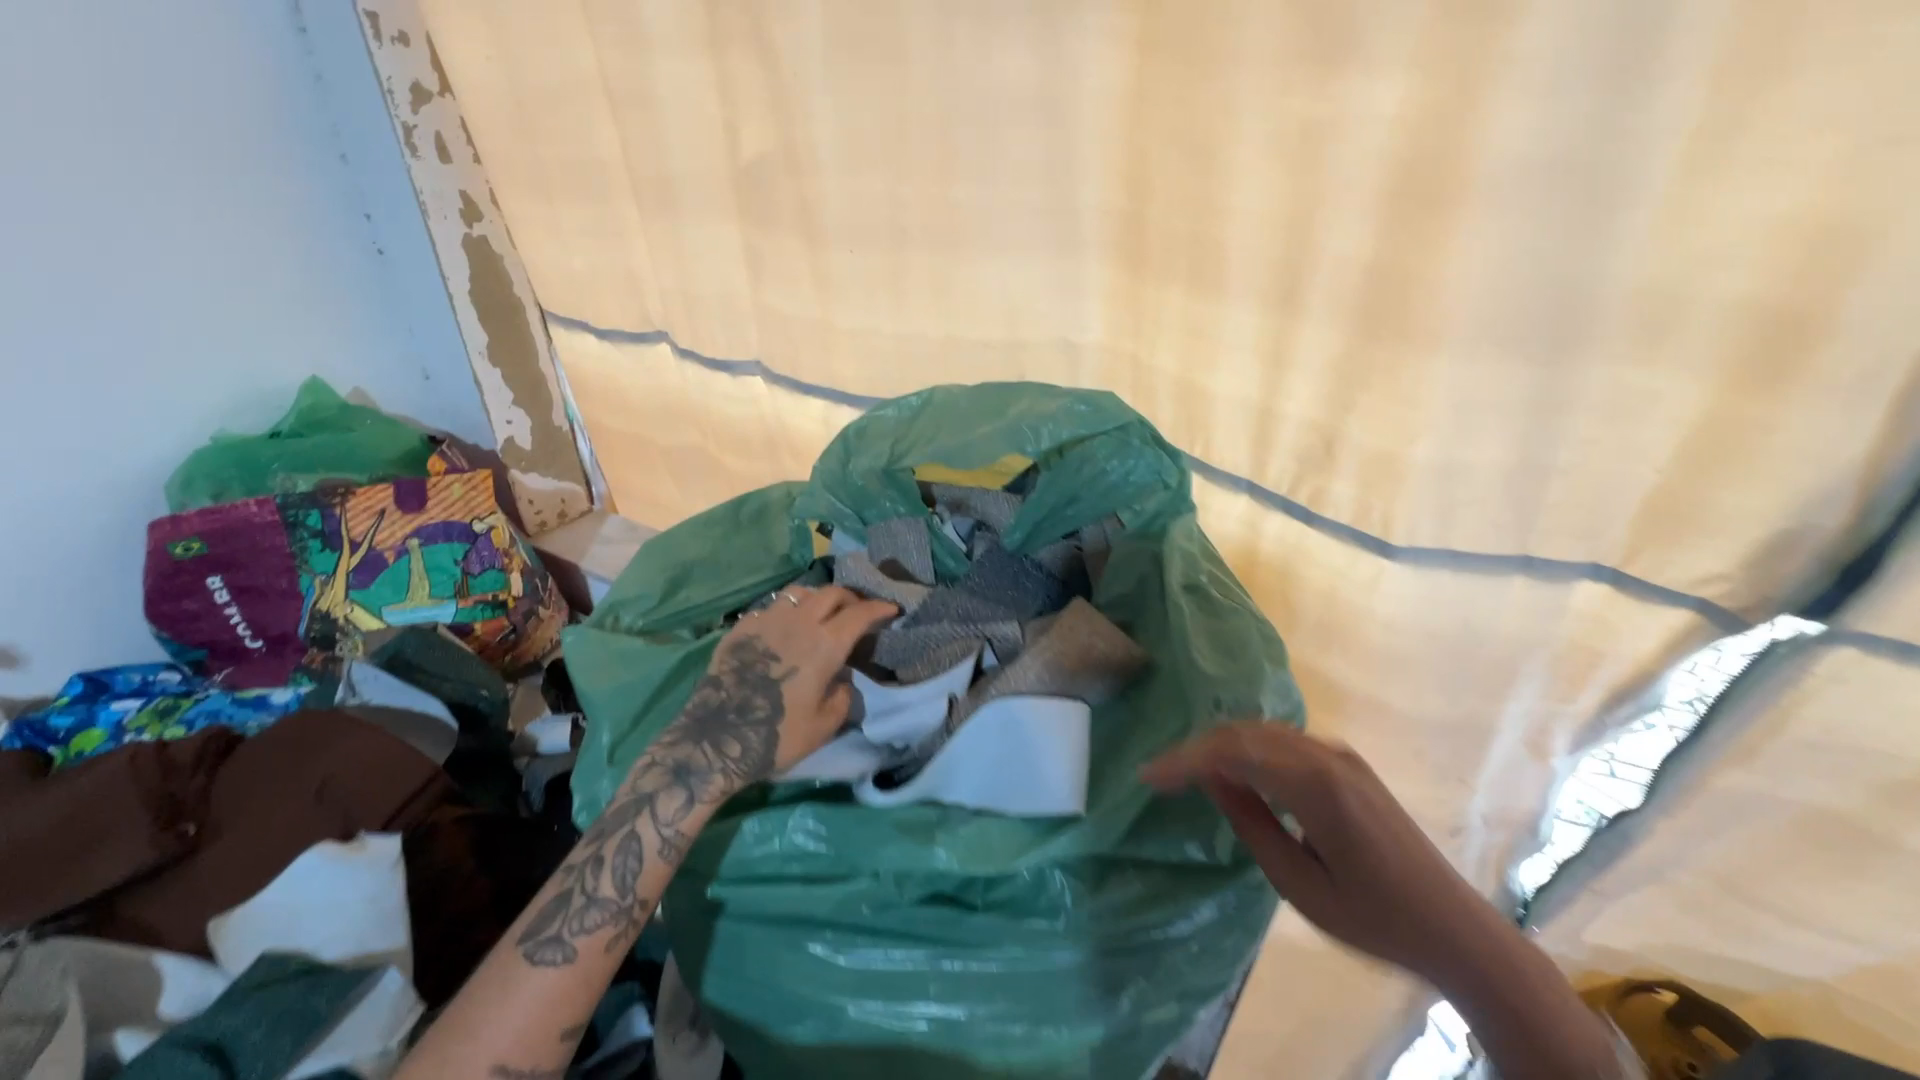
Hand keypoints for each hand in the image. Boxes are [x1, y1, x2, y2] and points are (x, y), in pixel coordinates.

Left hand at [661, 584, 897, 791]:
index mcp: (826, 644)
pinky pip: (770, 608)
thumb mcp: (825, 725)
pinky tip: (784, 628)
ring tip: (821, 612)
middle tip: (857, 611)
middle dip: (850, 598)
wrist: (715, 740)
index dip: (879, 608)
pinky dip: (786, 612)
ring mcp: (765, 620)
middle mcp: (799, 622)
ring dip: (817, 598)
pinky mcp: (740, 628)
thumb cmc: (777, 736)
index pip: (860, 613)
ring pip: (798, 593)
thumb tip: (842, 678)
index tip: (891, 609)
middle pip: (831, 593)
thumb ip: (843, 695)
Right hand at [1145, 723, 1629, 1078]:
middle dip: (1198, 747)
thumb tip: (1212, 780)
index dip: (1185, 760)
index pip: (1233, 753)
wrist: (1453, 927)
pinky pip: (1287, 742)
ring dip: (1222, 744)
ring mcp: (1343, 757)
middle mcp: (1328, 757)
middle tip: (1161, 774)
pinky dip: (1250, 749)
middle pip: (1246, 733)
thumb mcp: (1298, 884)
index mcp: (1316, 786)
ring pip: (1266, 732)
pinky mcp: (1351, 766)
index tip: (1148, 776)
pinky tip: (1234, 768)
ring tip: (1187, 770)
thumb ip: (1252, 825)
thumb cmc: (1373, 918)